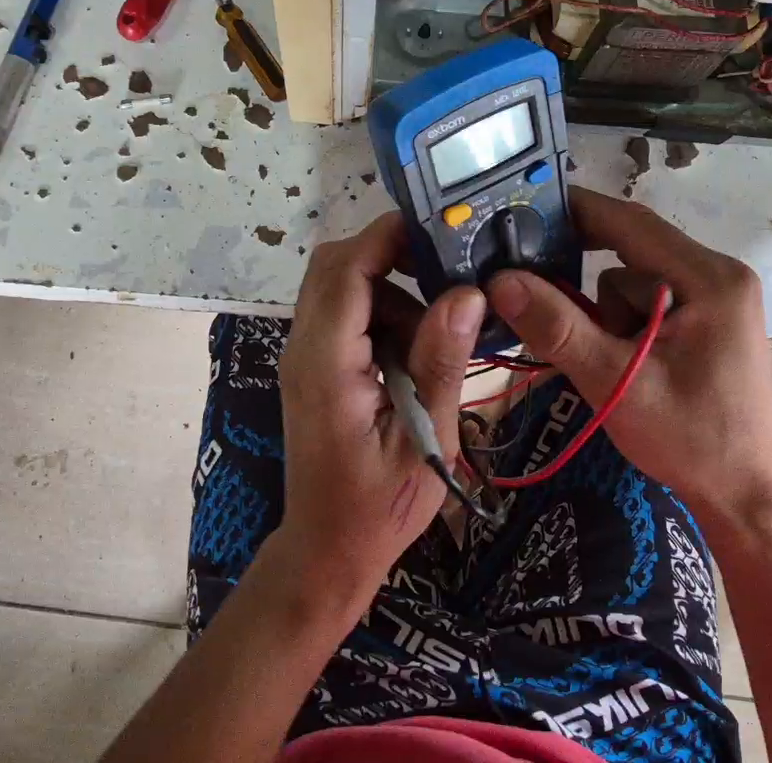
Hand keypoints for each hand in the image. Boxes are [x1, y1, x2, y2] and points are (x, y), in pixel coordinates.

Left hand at [275, 213, 484, 607]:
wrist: (328, 547)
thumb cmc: (380, 506)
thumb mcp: (426, 439)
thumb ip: (442, 362)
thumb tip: (467, 293)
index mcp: (327, 362)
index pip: (346, 271)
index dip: (387, 236)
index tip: (438, 223)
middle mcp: (304, 347)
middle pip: (334, 267)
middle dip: (389, 259)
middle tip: (447, 276)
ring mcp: (304, 356)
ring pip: (342, 288)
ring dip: (391, 295)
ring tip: (436, 340)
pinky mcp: (314, 367)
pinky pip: (345, 317)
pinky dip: (382, 318)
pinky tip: (414, 358)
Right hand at [484, 187, 771, 527]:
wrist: (742, 495)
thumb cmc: (689, 439)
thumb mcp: (615, 382)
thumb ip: (557, 327)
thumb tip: (500, 280)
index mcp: (709, 279)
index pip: (630, 222)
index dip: (575, 210)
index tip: (521, 208)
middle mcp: (718, 275)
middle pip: (629, 251)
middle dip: (587, 284)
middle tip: (541, 302)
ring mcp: (716, 297)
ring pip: (632, 280)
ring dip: (607, 315)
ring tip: (613, 366)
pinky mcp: (707, 319)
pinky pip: (646, 301)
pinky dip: (622, 326)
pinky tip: (625, 364)